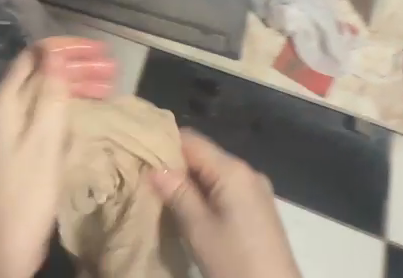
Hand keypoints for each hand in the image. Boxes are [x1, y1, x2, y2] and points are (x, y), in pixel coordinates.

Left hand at [0, 39, 116, 277]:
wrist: (6, 242)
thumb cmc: (26, 190)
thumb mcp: (43, 138)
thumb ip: (49, 92)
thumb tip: (54, 50)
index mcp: (5, 98)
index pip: (35, 55)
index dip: (67, 47)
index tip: (99, 50)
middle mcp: (7, 105)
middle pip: (43, 71)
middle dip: (77, 64)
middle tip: (113, 68)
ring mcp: (14, 125)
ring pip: (48, 90)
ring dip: (78, 83)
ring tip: (111, 84)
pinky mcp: (24, 142)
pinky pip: (49, 109)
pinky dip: (72, 103)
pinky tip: (94, 106)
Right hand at [149, 131, 301, 277]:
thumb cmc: (235, 262)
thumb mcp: (199, 229)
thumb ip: (176, 192)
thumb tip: (154, 167)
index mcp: (233, 170)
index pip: (191, 140)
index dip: (164, 145)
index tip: (142, 158)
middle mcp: (247, 172)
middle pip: (203, 155)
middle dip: (177, 166)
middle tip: (150, 181)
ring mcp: (257, 191)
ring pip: (214, 173)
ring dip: (191, 182)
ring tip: (167, 198)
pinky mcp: (260, 210)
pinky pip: (227, 189)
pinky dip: (208, 194)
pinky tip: (193, 212)